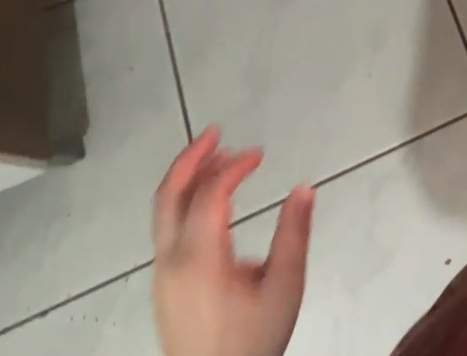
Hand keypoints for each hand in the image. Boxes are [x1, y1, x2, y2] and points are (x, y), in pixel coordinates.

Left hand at [152, 127, 313, 355]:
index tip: (262, 153)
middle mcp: (171, 260)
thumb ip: (294, 235)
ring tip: (220, 158)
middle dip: (191, 158)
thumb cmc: (253, 341)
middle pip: (168, 195)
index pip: (210, 195)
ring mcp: (162, 273)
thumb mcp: (284, 289)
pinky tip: (212, 200)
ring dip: (188, 178)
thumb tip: (304, 188)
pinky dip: (186, 200)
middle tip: (217, 131)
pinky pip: (167, 227)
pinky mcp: (163, 284)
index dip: (234, 166)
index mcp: (199, 259)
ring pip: (164, 211)